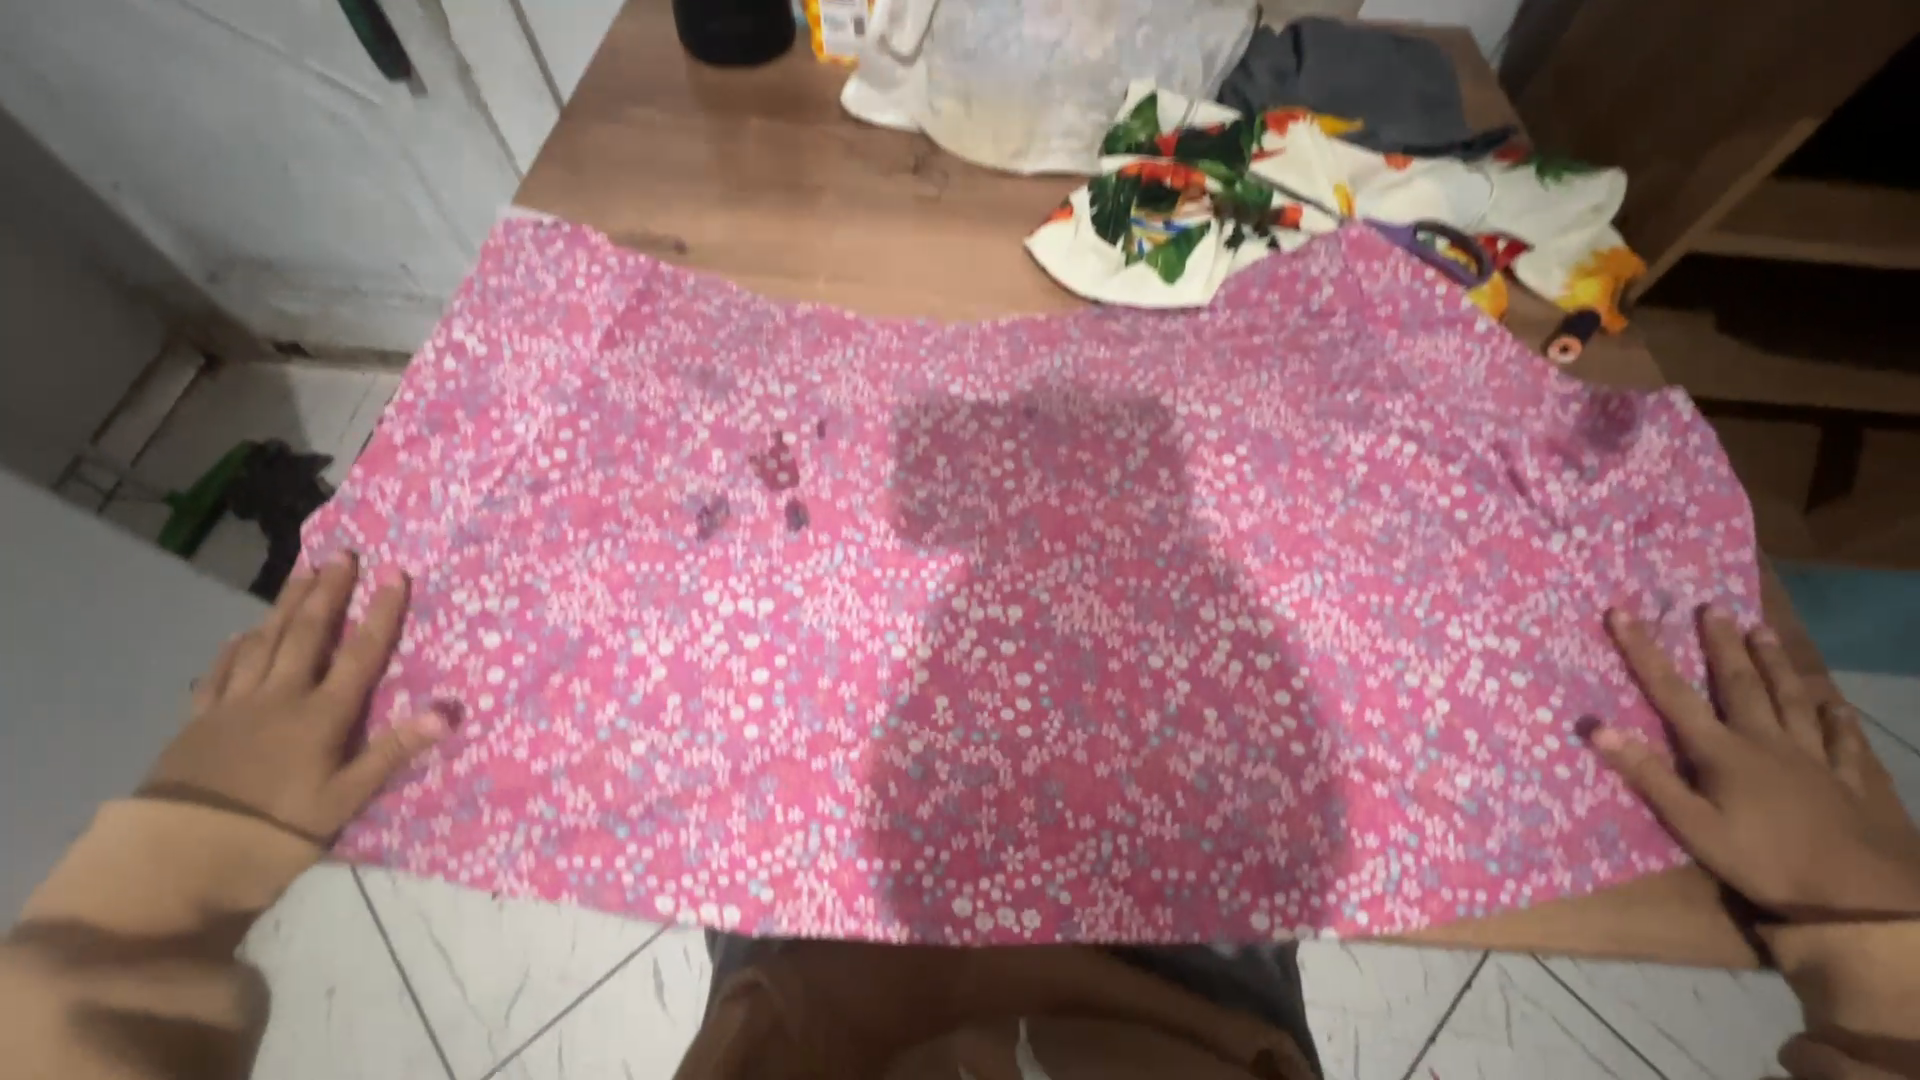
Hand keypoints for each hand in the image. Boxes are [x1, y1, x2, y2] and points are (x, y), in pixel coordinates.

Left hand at [140, 553, 446, 842]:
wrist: (174, 861)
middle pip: (307, 635)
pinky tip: (241, 634)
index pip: (360, 654)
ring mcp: (234, 707)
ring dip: (285, 606)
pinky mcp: (198, 723)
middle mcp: (279, 699)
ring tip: (301, 575)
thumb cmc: (274, 832)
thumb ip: (394, 751)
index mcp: (320, 716)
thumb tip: (447, 712)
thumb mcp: (345, 800)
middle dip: (328, 593)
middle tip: (341, 555)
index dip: (380, 613)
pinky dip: (234, 648)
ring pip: (263, 643)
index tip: (394, 573)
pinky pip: (219, 673)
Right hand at [1591, 605, 1919, 920]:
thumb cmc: (1764, 861)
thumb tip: (1599, 728)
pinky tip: (1832, 704)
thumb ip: (1648, 775)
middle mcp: (1764, 742)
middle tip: (1713, 608)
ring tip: (1764, 632)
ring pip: (1790, 700)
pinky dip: (1834, 718)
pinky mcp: (1846, 781)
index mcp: (1722, 752)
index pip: (1671, 692)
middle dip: (1722, 645)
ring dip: (1774, 665)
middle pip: (1740, 684)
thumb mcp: (1692, 825)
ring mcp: (1811, 759)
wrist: (1863, 898)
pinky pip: (1841, 741)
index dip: (1643, 651)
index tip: (1622, 614)